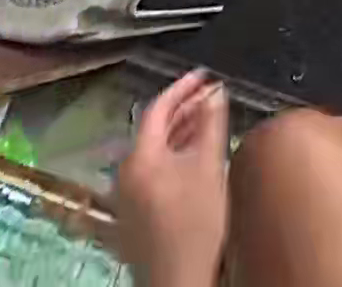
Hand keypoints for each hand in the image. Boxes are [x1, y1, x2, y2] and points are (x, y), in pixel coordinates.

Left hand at [113, 70, 229, 286]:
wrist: (181, 284)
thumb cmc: (197, 222)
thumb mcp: (210, 165)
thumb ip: (212, 122)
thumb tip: (216, 90)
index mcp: (139, 159)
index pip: (157, 110)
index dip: (182, 88)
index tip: (204, 74)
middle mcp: (125, 175)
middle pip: (154, 129)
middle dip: (184, 108)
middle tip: (212, 92)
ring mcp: (127, 198)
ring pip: (155, 151)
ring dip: (181, 130)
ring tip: (210, 115)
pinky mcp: (135, 215)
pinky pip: (153, 171)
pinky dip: (174, 154)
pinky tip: (196, 151)